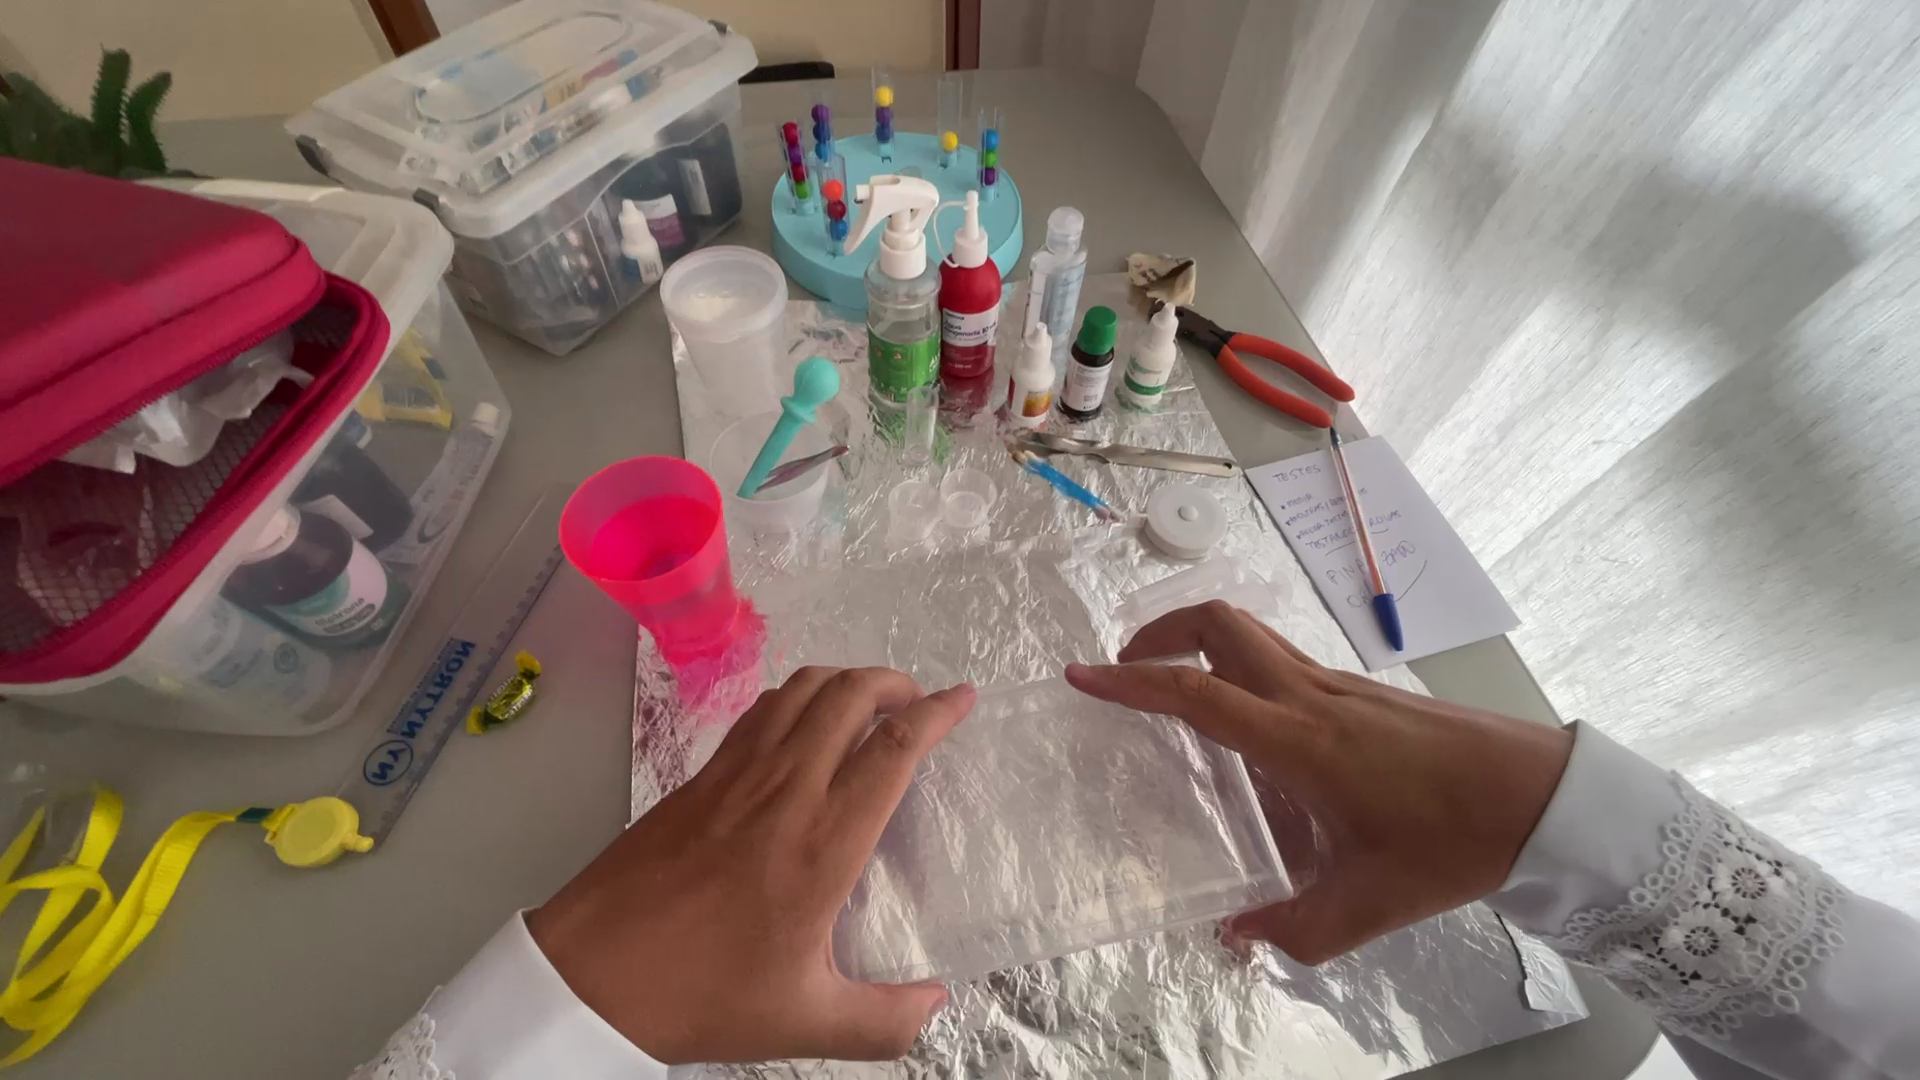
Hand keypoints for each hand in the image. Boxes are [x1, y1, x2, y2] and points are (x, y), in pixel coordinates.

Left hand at [527, 668, 975, 1063]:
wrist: (593, 973)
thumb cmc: (705, 991)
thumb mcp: (803, 1021)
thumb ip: (882, 1021)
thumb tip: (938, 1005)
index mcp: (827, 839)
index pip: (894, 747)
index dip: (937, 713)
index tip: (963, 698)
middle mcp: (791, 785)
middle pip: (853, 693)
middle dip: (896, 682)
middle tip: (918, 703)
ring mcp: (744, 769)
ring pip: (807, 687)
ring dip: (849, 679)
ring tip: (870, 703)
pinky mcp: (708, 769)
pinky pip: (766, 706)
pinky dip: (802, 694)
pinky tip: (806, 722)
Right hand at [1065, 602, 1571, 963]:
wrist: (1538, 796)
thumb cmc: (1448, 842)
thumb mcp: (1368, 901)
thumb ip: (1295, 929)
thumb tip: (1236, 938)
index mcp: (1293, 740)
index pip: (1195, 693)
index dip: (1130, 681)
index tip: (1081, 674)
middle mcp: (1301, 694)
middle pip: (1218, 623)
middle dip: (1159, 631)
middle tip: (1129, 666)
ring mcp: (1327, 680)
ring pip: (1245, 628)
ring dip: (1194, 636)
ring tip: (1170, 677)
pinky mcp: (1347, 683)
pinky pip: (1271, 650)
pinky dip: (1231, 656)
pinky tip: (1238, 709)